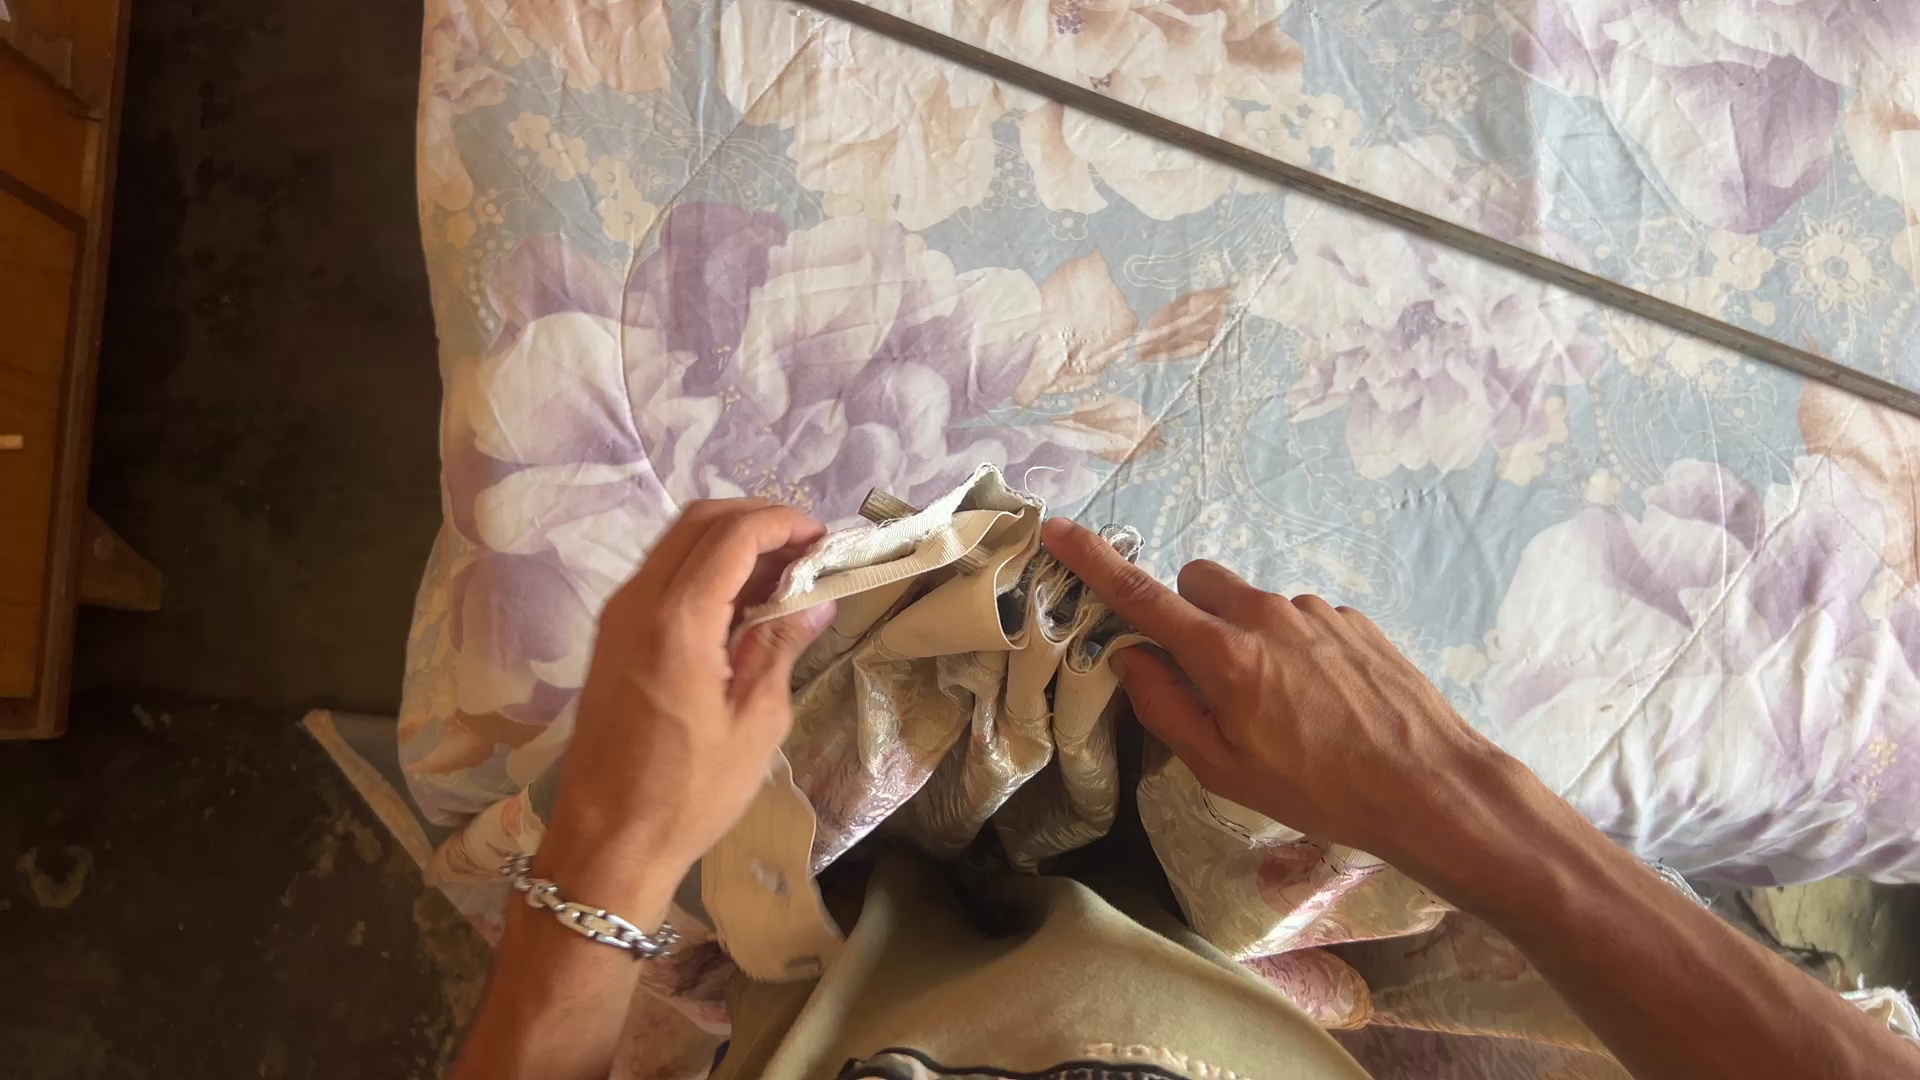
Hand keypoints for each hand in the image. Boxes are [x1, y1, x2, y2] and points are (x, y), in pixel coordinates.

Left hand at [536, 499, 835, 914]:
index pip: (733, 536)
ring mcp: (619, 614)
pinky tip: (744, 598)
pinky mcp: (613, 632)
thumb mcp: (757, 721)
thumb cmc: (691, 791)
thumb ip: (782, 645)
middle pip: (701, 520)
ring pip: (679, 540)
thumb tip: (818, 600)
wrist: (606, 841)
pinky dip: (708, 565)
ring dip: (733, 539)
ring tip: (784, 569)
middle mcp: (638, 602)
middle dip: (760, 520)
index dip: (783, 523)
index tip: (822, 540)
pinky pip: (665, 571)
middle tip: (806, 548)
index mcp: (677, 622)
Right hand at [1041, 517, 1521, 860]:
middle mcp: (1263, 614)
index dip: (1093, 559)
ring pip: (1248, 600)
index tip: (1058, 527)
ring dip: (1244, 632)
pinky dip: (1290, 642)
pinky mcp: (1350, 615)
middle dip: (1188, 610)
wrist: (1434, 788)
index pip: (1141, 595)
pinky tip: (1323, 692)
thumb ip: (1164, 705)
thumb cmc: (1316, 788)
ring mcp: (1312, 609)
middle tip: (1210, 668)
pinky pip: (1296, 615)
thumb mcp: (1221, 767)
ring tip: (1283, 696)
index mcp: (1223, 654)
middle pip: (1197, 578)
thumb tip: (1130, 656)